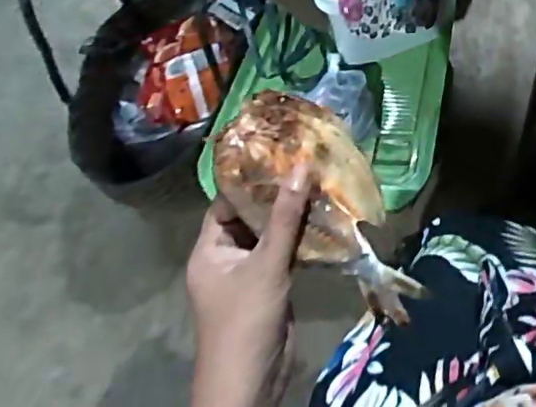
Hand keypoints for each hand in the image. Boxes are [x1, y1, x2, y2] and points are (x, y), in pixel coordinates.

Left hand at [187, 166, 310, 406]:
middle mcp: (226, 258)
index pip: (227, 203)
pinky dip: (302, 235)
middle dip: (278, 193)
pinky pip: (285, 251)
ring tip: (321, 182)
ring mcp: (248, 273)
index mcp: (209, 251)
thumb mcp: (266, 264)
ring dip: (294, 214)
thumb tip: (300, 165)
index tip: (280, 152)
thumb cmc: (246, 320)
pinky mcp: (270, 286)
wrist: (250, 386)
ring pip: (271, 233)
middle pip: (252, 216)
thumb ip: (285, 216)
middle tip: (308, 161)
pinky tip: (326, 216)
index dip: (251, 179)